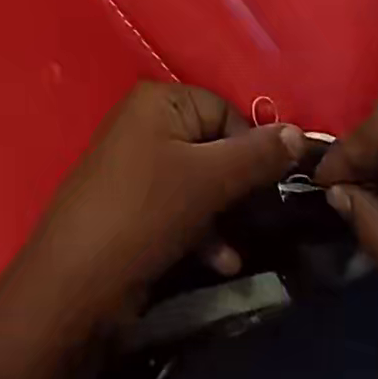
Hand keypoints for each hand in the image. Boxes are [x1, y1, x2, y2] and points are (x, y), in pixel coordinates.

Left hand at [0, 83, 303, 378]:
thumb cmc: (146, 211)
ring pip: (201, 181)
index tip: (270, 187)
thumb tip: (299, 132)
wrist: (78, 277)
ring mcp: (137, 162)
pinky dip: (202, 229)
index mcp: (159, 101)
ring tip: (235, 247)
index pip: (225, 111)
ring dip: (225, 215)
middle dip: (239, 187)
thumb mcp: (208, 180)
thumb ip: (256, 156)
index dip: (250, 149)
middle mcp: (145, 122)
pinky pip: (181, 203)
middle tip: (258, 218)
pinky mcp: (135, 200)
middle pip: (214, 146)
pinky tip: (218, 262)